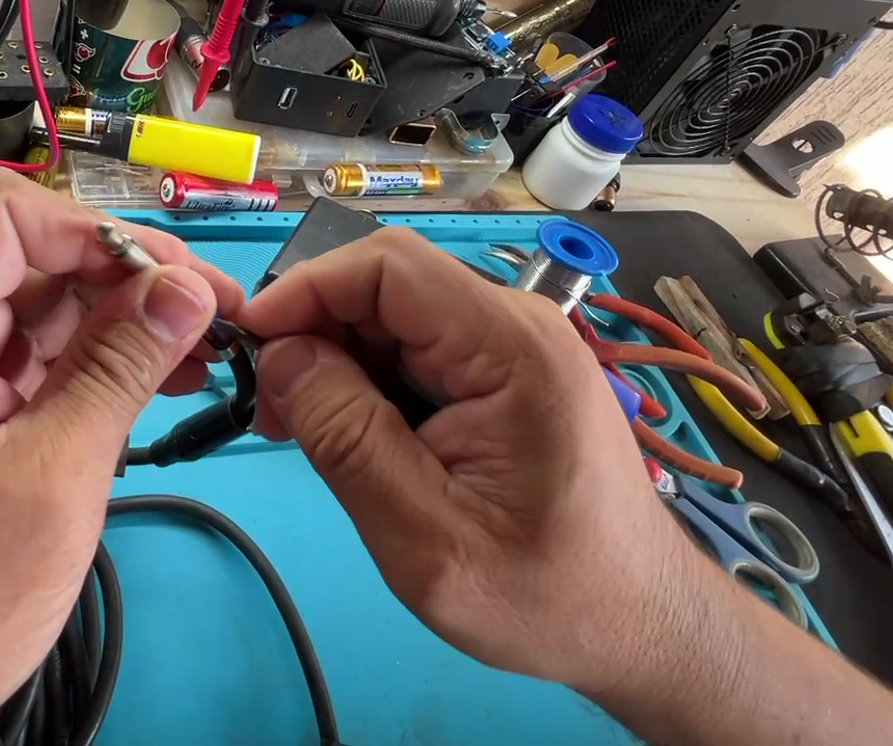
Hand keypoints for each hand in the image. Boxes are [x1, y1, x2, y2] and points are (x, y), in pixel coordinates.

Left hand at [0, 170, 242, 745]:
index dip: (97, 233)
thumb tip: (188, 289)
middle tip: (215, 318)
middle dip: (128, 278)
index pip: (5, 217)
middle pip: (32, 258)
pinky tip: (160, 381)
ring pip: (44, 309)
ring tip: (203, 353)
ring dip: (124, 322)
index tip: (173, 285)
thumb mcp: (45, 488)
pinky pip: (38, 363)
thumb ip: (117, 372)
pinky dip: (100, 366)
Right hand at [236, 227, 697, 694]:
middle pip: (386, 286)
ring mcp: (507, 343)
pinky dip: (362, 377)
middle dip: (313, 329)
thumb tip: (281, 355)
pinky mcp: (497, 369)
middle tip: (268, 403)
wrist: (641, 625)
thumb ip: (347, 439)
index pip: (389, 265)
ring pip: (391, 316)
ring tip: (296, 424)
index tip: (251, 340)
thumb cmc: (547, 593)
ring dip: (332, 357)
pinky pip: (411, 348)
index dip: (309, 287)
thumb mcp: (426, 538)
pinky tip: (342, 426)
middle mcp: (512, 323)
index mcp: (510, 347)